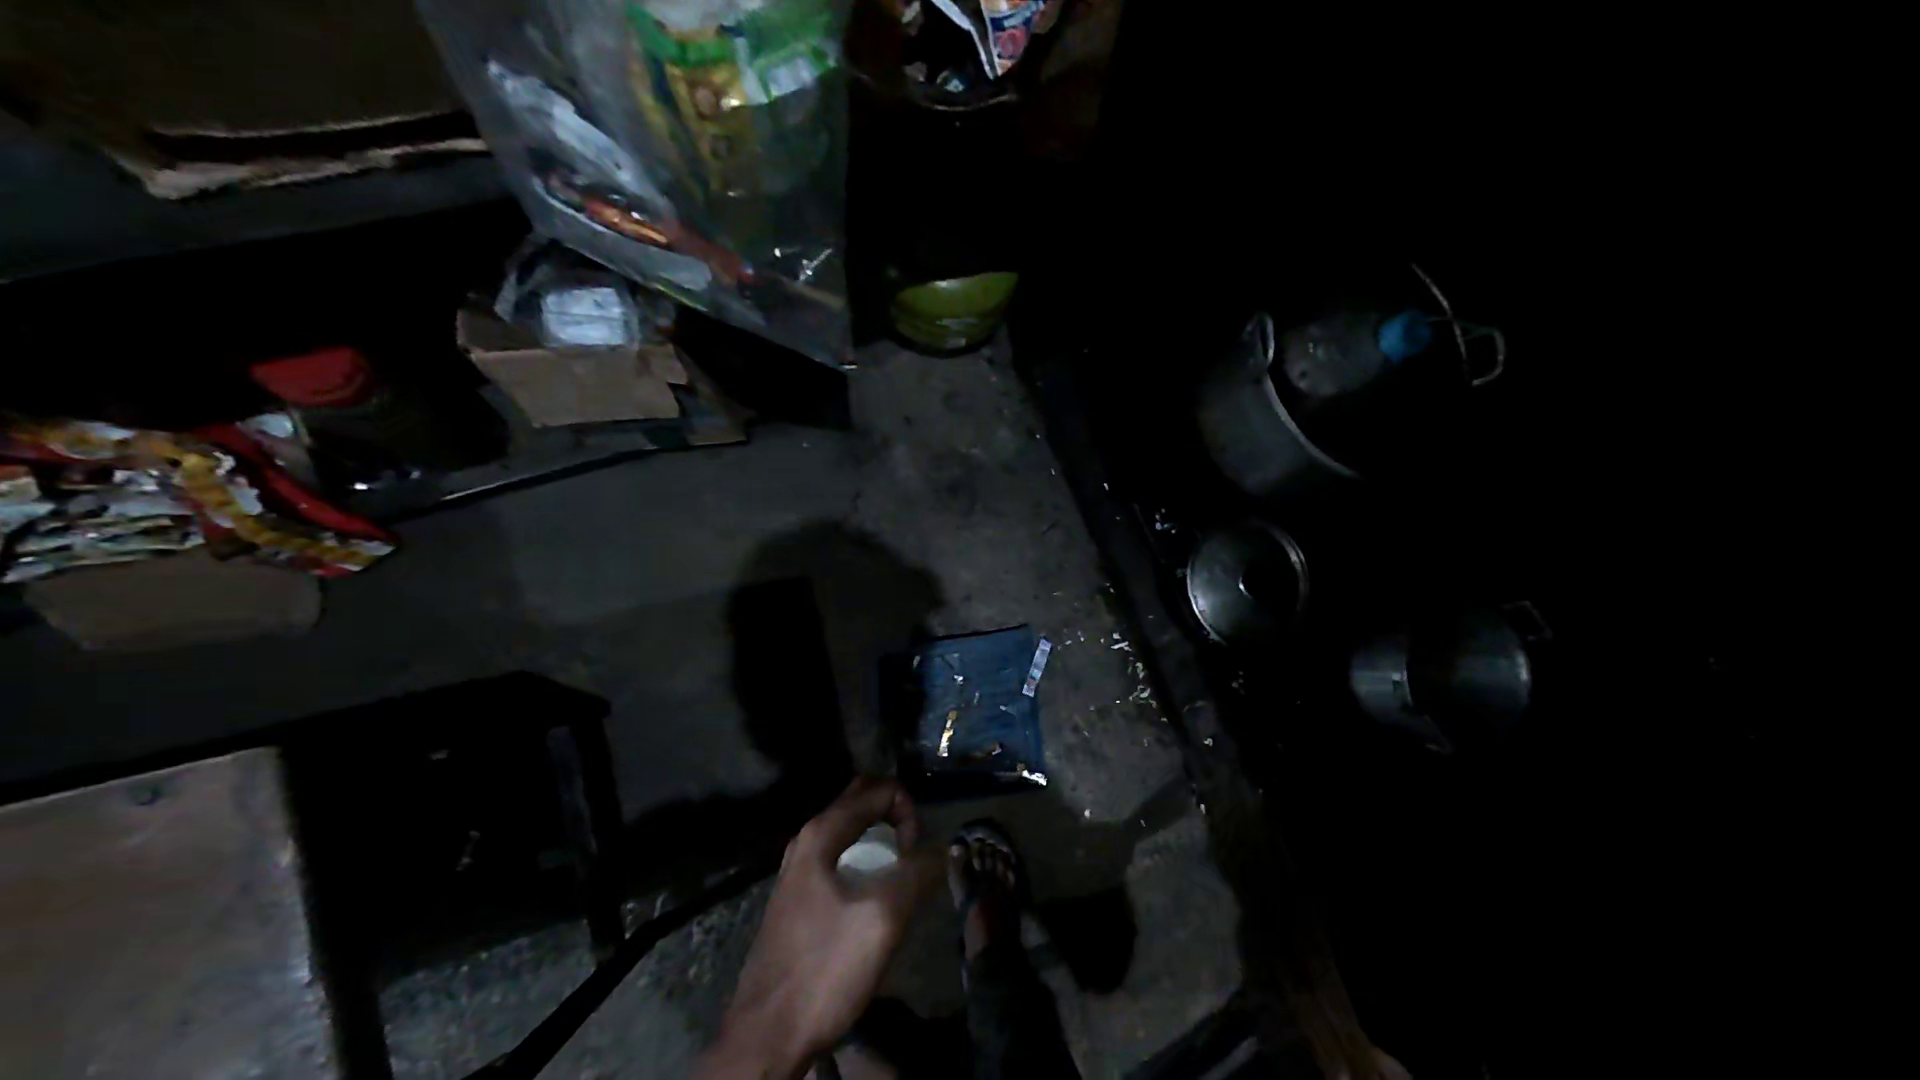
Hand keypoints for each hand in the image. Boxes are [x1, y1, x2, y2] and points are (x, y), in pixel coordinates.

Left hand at [695, 776, 939, 1079]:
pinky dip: (865, 861)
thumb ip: (917, 873)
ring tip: (900, 875)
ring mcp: (799, 868)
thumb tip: (943, 849)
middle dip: (894, 815)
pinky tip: (876, 898)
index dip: (908, 813)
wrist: (768, 1033)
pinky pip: (840, 857)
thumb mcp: (883, 918)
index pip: (879, 790)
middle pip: (860, 802)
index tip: (915, 856)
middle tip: (913, 853)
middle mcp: (806, 840)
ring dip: (880, 840)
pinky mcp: (799, 896)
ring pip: (849, 831)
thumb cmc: (825, 968)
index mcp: (822, 833)